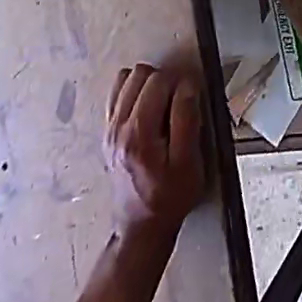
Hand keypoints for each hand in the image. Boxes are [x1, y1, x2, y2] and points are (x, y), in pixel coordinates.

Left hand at [105, 64, 205, 232]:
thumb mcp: (189, 162)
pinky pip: (117, 95)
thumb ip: (187, 120)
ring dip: (148, 83)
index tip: (192, 99)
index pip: (158, 81)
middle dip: (164, 80)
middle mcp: (118, 128)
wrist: (141, 226)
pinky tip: (150, 110)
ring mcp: (109, 130)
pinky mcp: (108, 134)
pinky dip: (135, 93)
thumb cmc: (170, 196)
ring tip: (164, 104)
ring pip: (125, 80)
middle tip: (179, 103)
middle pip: (139, 74)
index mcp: (139, 134)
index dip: (181, 83)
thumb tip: (187, 87)